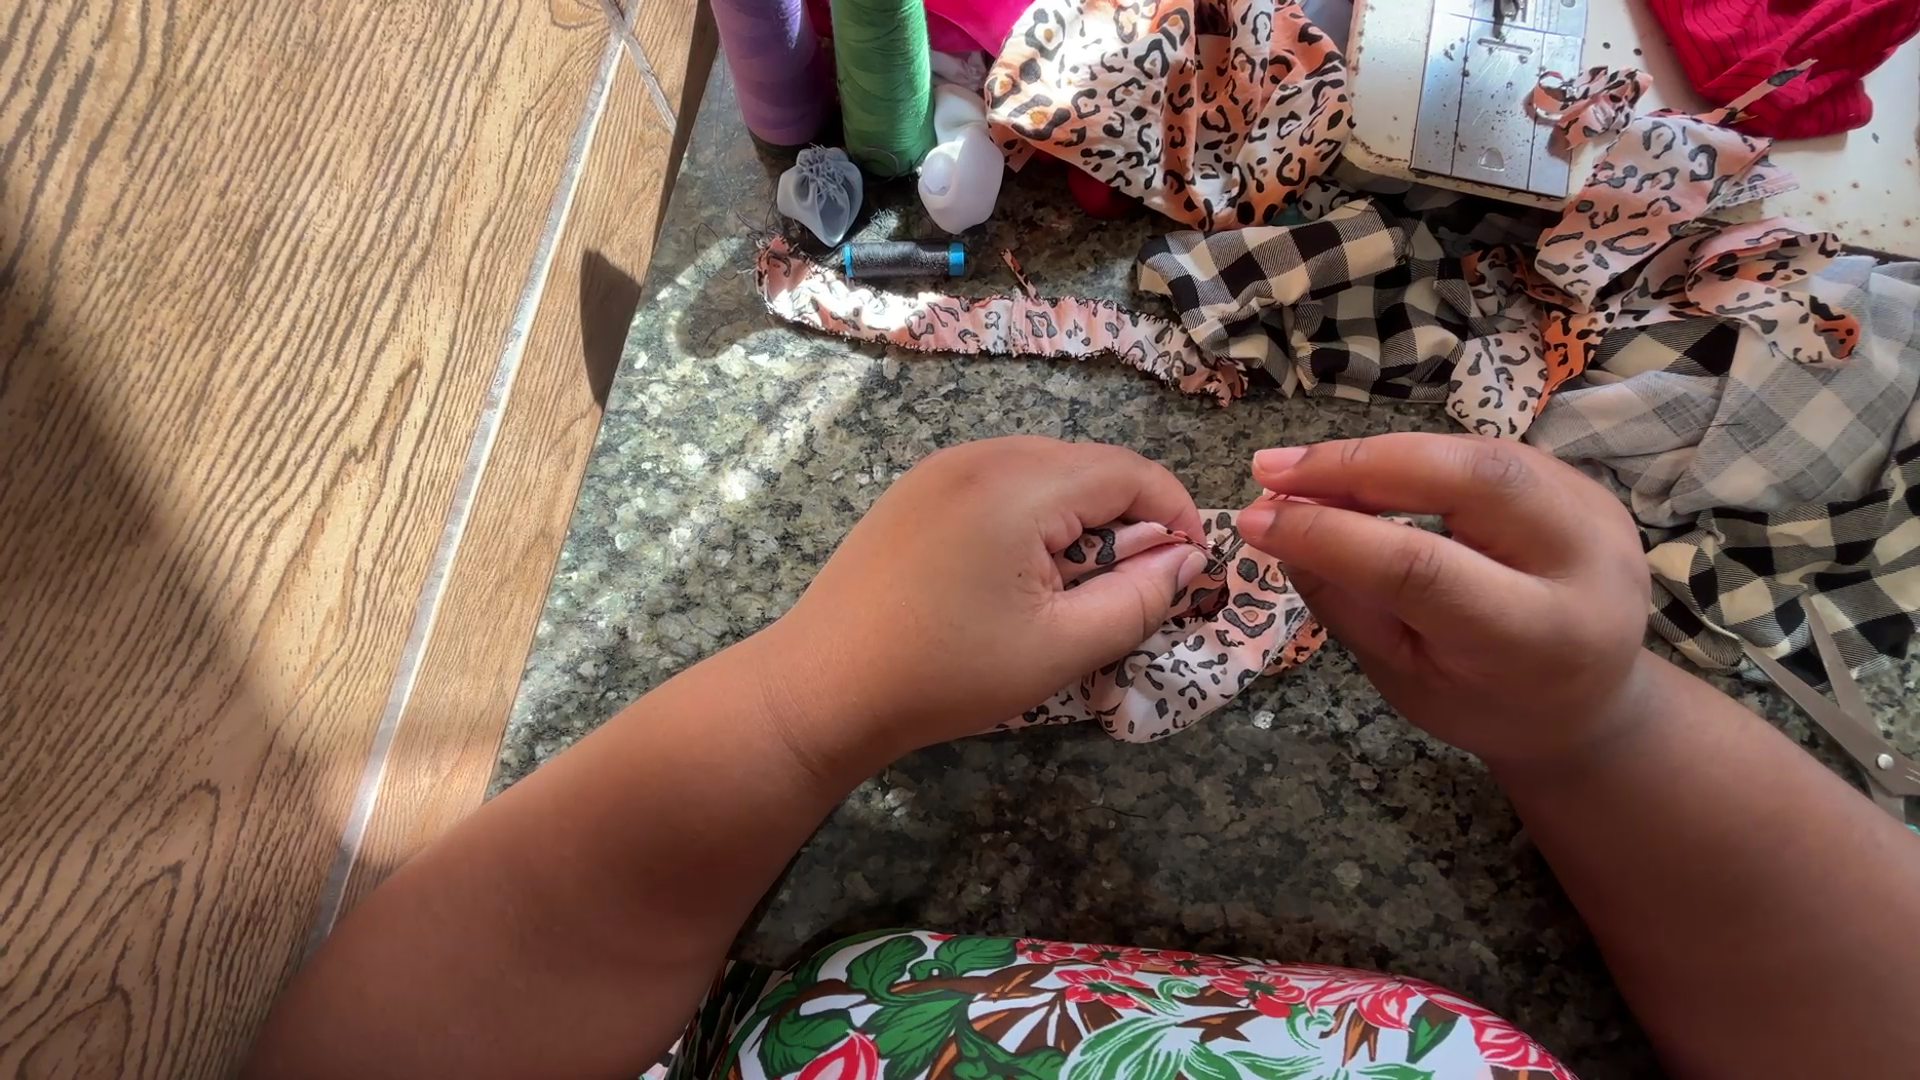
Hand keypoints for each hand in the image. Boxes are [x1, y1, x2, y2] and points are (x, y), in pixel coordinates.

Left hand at [755, 437, 1208, 777]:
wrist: (822, 685)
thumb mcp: (1059, 648)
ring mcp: (941, 467)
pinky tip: (1013, 570)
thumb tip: (1185, 559)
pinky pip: (998, 483)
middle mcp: (980, 455)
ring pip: (1043, 472)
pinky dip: (1030, 515)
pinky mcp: (916, 489)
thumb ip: (1138, 599)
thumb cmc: (945, 673)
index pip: (1129, 471)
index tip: (1189, 568)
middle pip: (1086, 466)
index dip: (1175, 513)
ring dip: (1077, 518)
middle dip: (1126, 519)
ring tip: (1071, 583)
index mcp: (1019, 483)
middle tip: (1129, 586)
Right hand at [1234, 433, 1651, 766]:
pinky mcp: (1581, 485)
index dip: (1327, 534)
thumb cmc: (1479, 702)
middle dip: (1354, 466)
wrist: (1585, 702)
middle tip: (1271, 471)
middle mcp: (1584, 562)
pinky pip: (1477, 452)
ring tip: (1297, 469)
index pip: (1419, 567)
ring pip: (1472, 451)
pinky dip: (1403, 457)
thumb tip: (1277, 528)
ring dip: (1371, 454)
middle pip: (1466, 478)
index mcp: (1535, 636)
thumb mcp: (1399, 673)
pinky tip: (1354, 472)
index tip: (1254, 520)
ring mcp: (1594, 511)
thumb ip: (1342, 601)